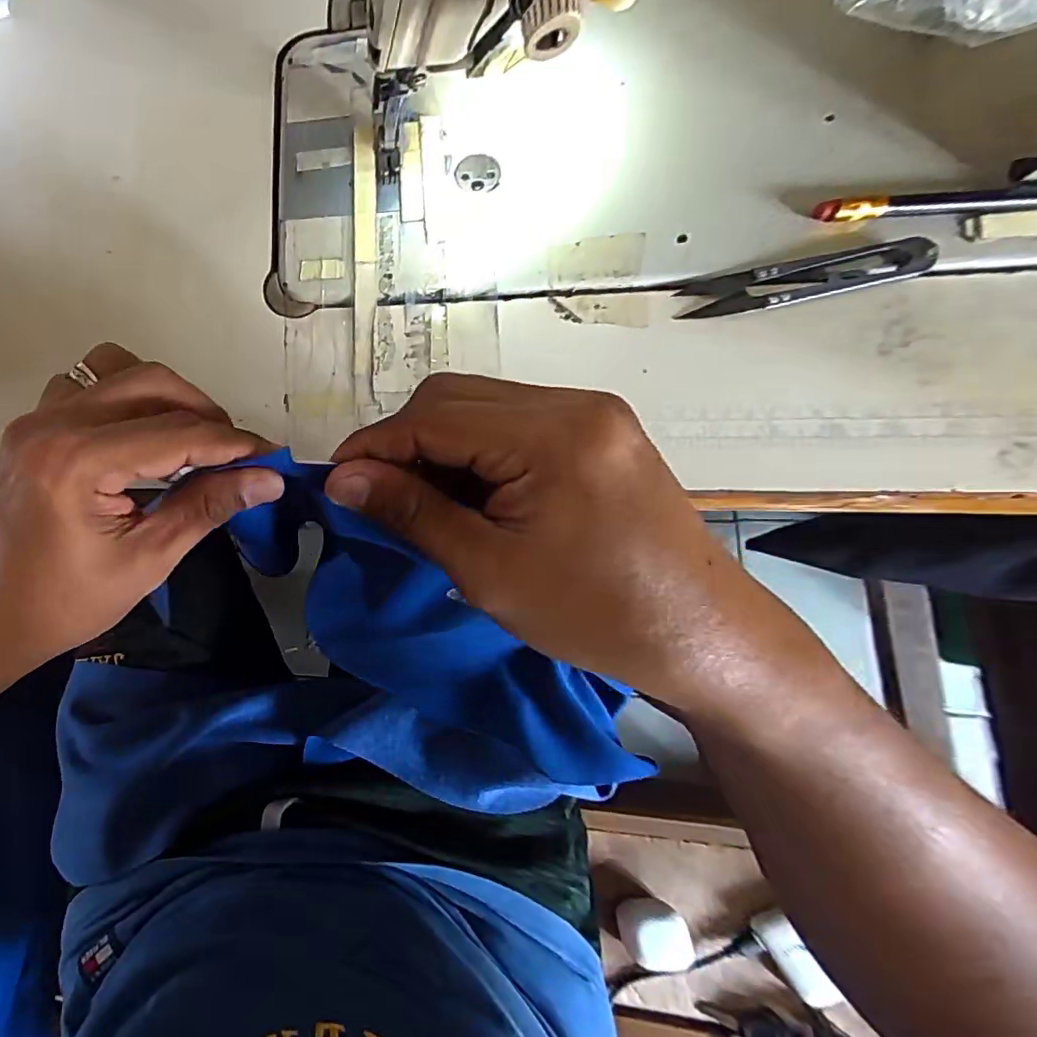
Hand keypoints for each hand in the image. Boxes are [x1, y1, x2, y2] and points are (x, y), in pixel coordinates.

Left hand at [0, 344, 284, 678]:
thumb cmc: (66, 603)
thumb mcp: (147, 560)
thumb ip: (207, 507)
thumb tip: (266, 479)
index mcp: (78, 462)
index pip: (175, 432)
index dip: (231, 442)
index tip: (268, 456)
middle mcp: (52, 424)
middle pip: (150, 382)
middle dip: (203, 411)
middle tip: (234, 452)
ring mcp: (34, 420)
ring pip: (116, 371)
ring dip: (162, 397)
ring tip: (188, 440)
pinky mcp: (29, 427)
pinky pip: (85, 387)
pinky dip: (121, 399)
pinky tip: (136, 438)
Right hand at [324, 374, 822, 708]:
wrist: (703, 638)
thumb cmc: (593, 615)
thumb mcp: (487, 570)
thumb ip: (411, 512)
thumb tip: (341, 478)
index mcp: (551, 435)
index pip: (432, 418)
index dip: (372, 446)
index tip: (332, 482)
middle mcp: (572, 405)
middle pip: (453, 397)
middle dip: (400, 441)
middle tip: (372, 495)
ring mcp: (589, 414)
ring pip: (478, 405)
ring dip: (433, 444)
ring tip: (413, 499)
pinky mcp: (595, 432)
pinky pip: (509, 423)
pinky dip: (470, 451)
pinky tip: (461, 492)